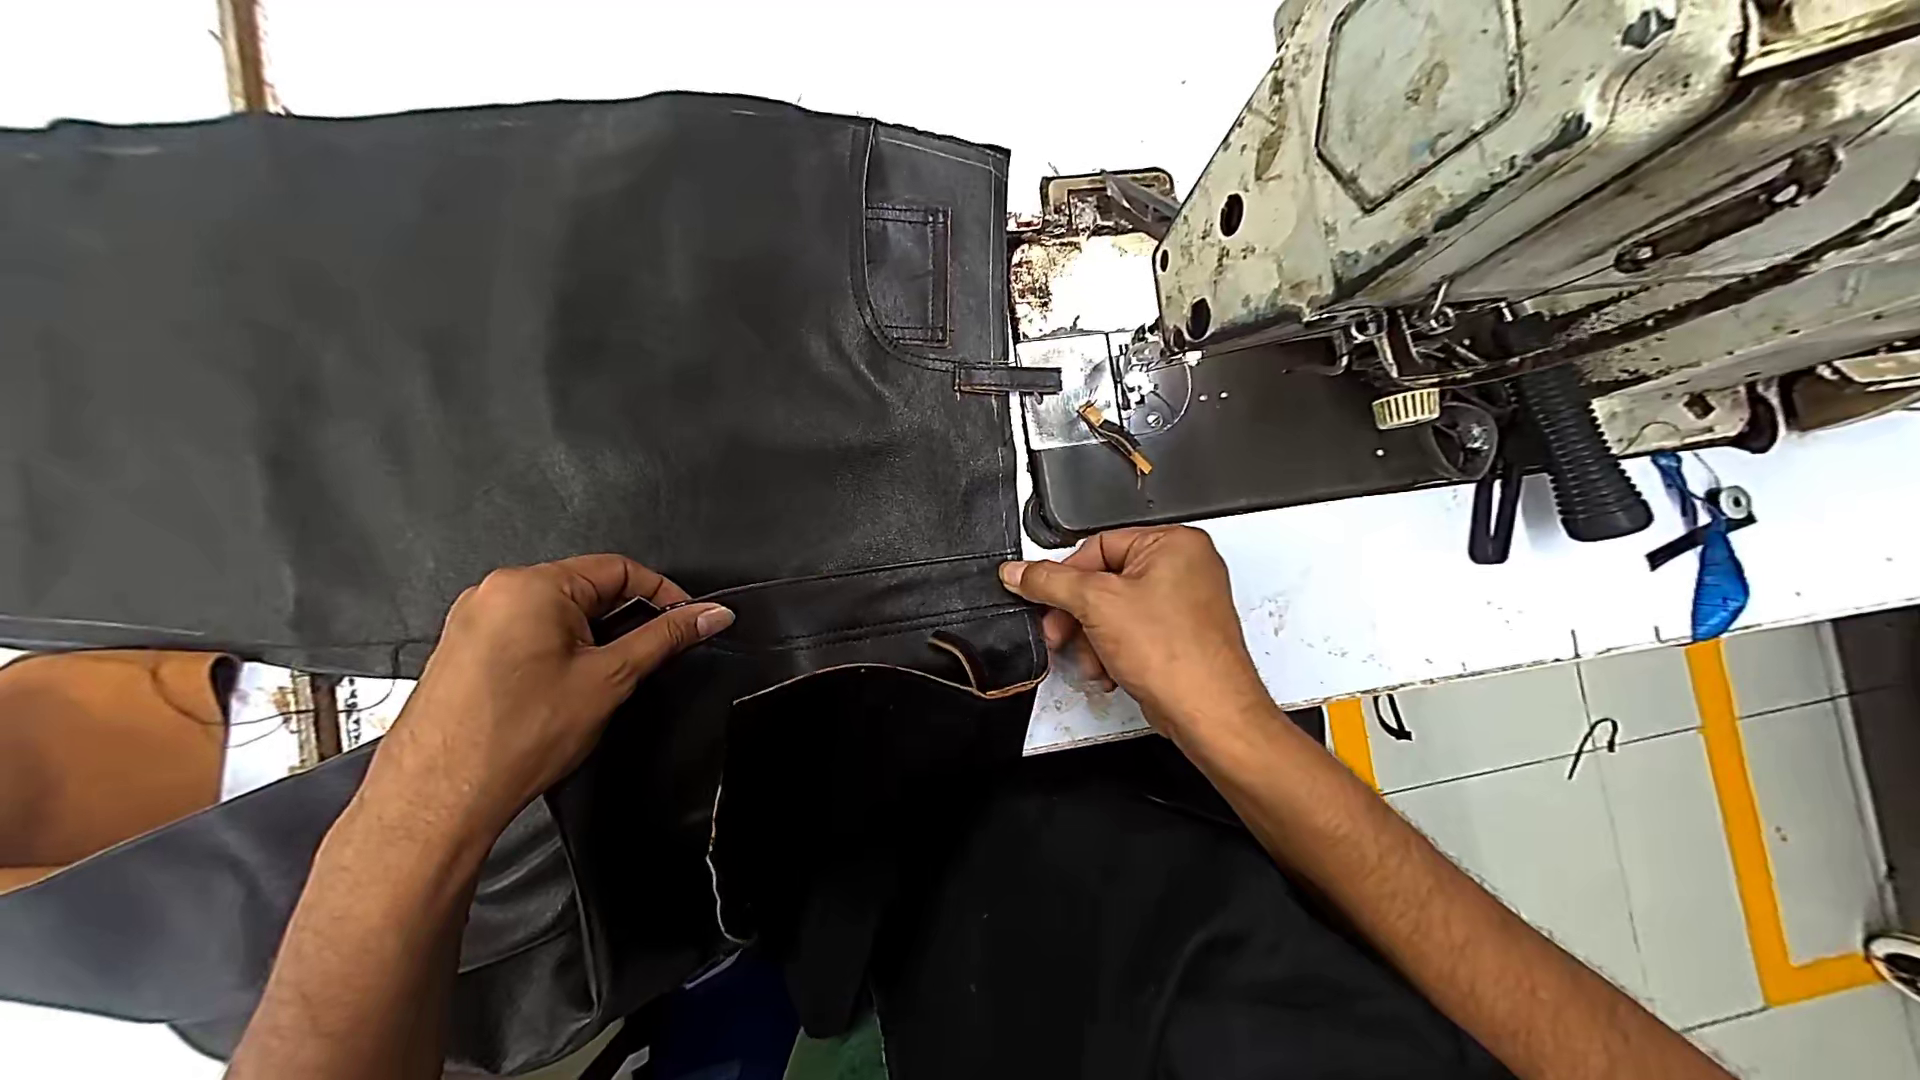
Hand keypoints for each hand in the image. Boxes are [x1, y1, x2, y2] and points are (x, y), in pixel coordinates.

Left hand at [366, 555, 733, 836]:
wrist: (436, 800)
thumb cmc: (510, 740)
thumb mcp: (611, 678)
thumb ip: (666, 638)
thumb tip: (708, 615)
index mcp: (530, 586)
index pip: (620, 569)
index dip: (664, 595)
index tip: (688, 619)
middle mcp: (496, 593)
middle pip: (590, 588)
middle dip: (629, 618)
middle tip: (651, 655)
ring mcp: (476, 620)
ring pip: (562, 612)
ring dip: (596, 637)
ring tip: (606, 679)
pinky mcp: (467, 648)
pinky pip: (531, 631)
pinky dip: (564, 649)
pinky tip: (570, 687)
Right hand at [1000, 526, 1268, 736]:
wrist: (1208, 713)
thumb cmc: (1178, 656)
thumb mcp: (1096, 604)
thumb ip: (1049, 583)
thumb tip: (1020, 572)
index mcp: (1174, 543)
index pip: (1098, 545)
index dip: (1067, 574)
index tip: (1043, 595)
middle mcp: (1184, 568)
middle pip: (1103, 580)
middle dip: (1076, 614)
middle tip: (1060, 631)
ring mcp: (1183, 604)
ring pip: (1112, 611)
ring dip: (1090, 638)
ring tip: (1090, 658)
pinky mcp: (1178, 635)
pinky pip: (1129, 632)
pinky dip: (1110, 650)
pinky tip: (1107, 668)